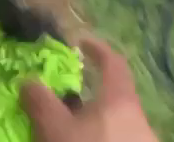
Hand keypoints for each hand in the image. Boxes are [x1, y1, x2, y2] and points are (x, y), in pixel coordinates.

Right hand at [22, 38, 158, 141]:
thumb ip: (39, 98)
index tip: (78, 42)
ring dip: (96, 122)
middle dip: (91, 95)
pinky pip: (123, 141)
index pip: (115, 63)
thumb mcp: (53, 128)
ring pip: (120, 125)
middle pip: (117, 98)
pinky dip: (103, 138)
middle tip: (65, 98)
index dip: (97, 48)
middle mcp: (142, 123)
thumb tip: (31, 81)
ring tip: (70, 129)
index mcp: (121, 104)